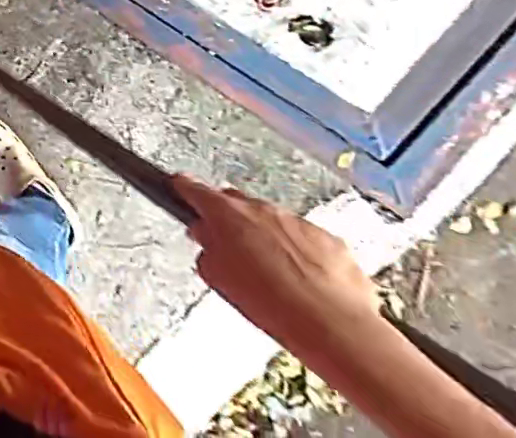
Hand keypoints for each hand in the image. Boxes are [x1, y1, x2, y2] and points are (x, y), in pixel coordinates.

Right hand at [172, 175, 380, 348]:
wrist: (334, 328)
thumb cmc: (269, 301)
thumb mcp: (214, 273)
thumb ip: (206, 245)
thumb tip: (208, 237)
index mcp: (224, 212)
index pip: (192, 187)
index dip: (183, 188)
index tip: (180, 188)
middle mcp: (261, 210)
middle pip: (236, 201)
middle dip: (230, 217)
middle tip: (229, 244)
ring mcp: (300, 224)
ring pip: (273, 220)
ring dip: (267, 236)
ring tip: (272, 271)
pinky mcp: (333, 243)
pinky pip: (308, 239)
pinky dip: (301, 252)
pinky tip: (303, 279)